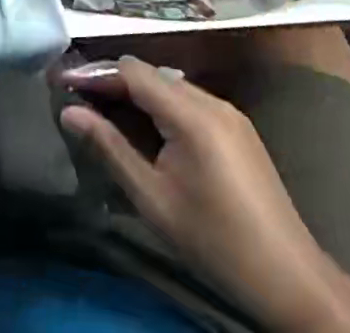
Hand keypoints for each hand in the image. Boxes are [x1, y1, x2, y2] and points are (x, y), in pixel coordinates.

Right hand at [62, 58, 349, 330]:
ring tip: (99, 108)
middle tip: (74, 94)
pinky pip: (186, 99)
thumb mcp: (152, 197)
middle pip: (149, 73)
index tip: (61, 81)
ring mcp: (228, 113)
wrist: (288, 276)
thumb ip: (110, 147)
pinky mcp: (236, 127)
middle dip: (109, 80)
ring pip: (168, 84)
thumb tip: (69, 111)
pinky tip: (140, 124)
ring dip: (133, 91)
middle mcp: (212, 102)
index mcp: (192, 115)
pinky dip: (156, 103)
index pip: (132, 72)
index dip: (94, 73)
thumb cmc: (213, 240)